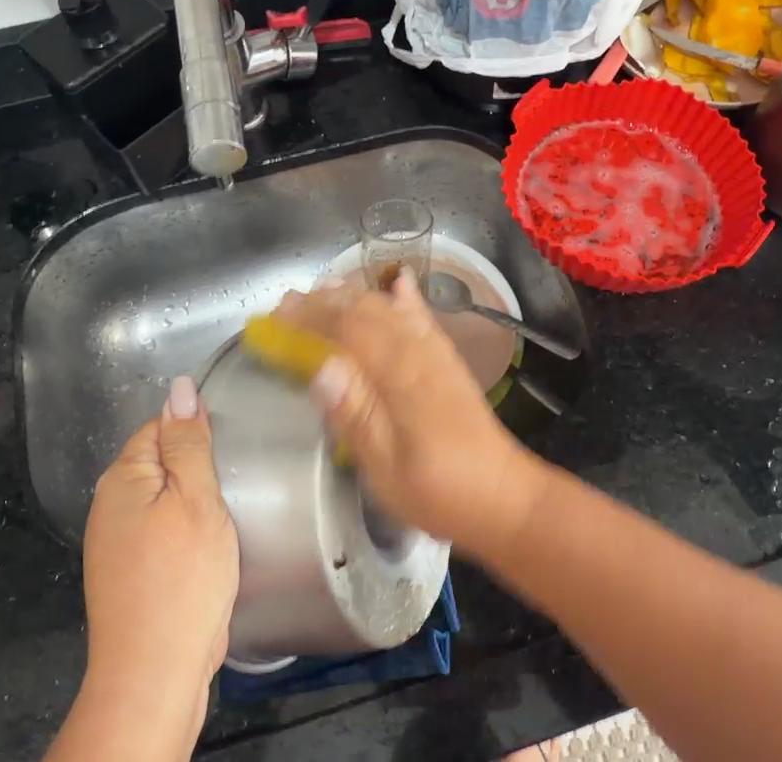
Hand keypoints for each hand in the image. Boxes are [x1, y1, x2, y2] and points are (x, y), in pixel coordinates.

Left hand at [80, 377, 237, 700]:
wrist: (154, 670)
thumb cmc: (182, 577)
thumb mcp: (196, 499)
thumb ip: (188, 442)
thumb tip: (180, 387)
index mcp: (122, 477)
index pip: (160, 426)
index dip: (197, 433)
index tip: (230, 452)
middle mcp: (109, 504)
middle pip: (161, 462)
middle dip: (197, 469)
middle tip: (236, 485)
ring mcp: (116, 542)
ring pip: (164, 500)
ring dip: (194, 504)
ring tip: (228, 516)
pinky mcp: (130, 572)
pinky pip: (161, 532)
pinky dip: (186, 533)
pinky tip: (209, 549)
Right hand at [273, 271, 549, 552]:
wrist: (504, 498)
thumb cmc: (439, 492)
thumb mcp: (386, 468)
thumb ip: (353, 416)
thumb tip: (320, 367)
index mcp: (400, 377)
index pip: (348, 329)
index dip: (310, 318)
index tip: (277, 317)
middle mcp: (419, 354)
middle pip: (367, 312)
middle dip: (325, 303)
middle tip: (288, 304)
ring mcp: (438, 355)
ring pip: (392, 310)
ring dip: (356, 296)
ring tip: (324, 290)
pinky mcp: (449, 362)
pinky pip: (423, 319)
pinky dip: (406, 299)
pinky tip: (398, 284)